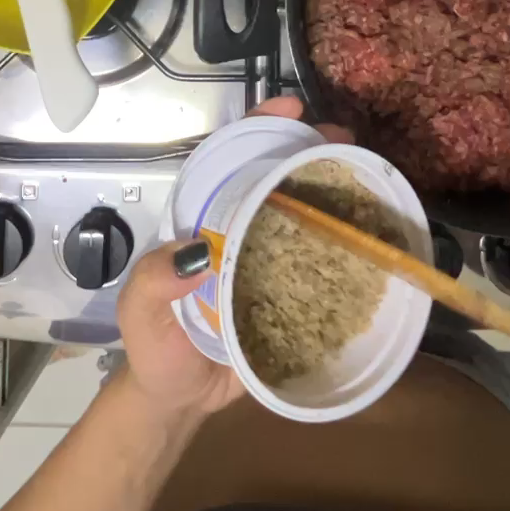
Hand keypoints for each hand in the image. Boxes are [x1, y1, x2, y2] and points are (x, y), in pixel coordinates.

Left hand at [114, 96, 349, 417]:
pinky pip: (322, 260)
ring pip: (303, 210)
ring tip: (363, 170)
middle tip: (341, 137)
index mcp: (203, 220)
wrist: (182, 402)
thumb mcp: (139, 314)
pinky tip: (370, 232)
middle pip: (274, 176)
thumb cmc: (156, 351)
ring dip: (332, 184)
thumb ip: (153, 282)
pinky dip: (345, 241)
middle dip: (306, 147)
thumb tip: (196, 251)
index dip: (259, 128)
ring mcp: (271, 260)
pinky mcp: (295, 293)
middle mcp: (240, 230)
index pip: (230, 162)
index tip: (291, 108)